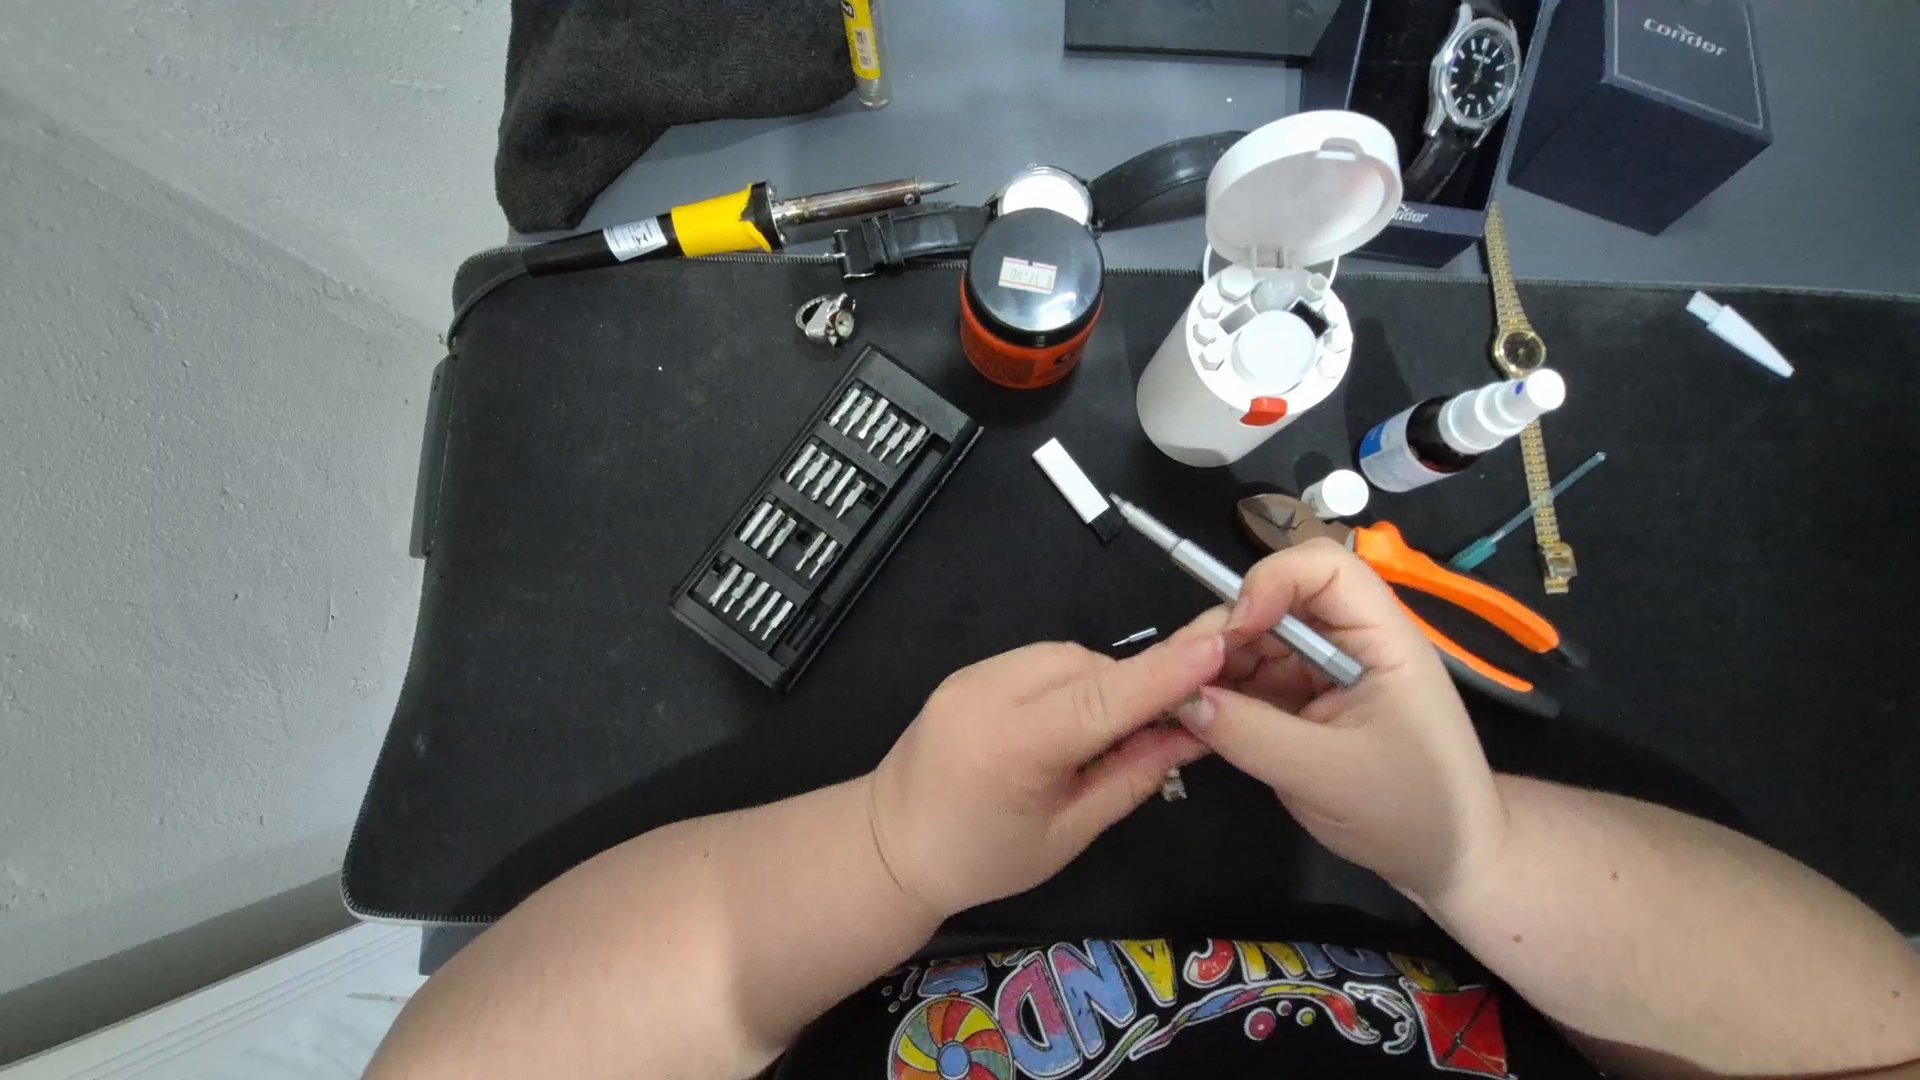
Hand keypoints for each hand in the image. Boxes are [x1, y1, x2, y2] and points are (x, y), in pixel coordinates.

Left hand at [867, 627, 1224, 917]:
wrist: (891, 842)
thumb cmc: (982, 858)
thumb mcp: (1067, 834)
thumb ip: (1131, 778)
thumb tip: (1190, 734)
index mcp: (1011, 746)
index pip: (1101, 698)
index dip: (1163, 673)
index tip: (1217, 645)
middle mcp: (987, 694)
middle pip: (1087, 667)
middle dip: (1133, 687)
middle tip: (1161, 726)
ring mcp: (971, 675)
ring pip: (1065, 656)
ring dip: (1102, 681)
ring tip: (1108, 730)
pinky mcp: (967, 670)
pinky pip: (1037, 661)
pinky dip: (1070, 680)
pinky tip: (1071, 716)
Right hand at [1178, 539, 1507, 906]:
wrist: (1447, 860)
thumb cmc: (1411, 812)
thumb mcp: (1327, 776)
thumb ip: (1250, 734)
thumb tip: (1181, 698)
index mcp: (1379, 640)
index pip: (1326, 569)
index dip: (1273, 580)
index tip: (1235, 631)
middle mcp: (1345, 642)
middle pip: (1272, 601)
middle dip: (1224, 632)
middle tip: (1181, 679)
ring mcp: (1318, 669)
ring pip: (1249, 639)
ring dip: (1211, 665)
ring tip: (1178, 704)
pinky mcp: (1297, 698)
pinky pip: (1244, 678)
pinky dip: (1214, 693)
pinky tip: (1192, 718)